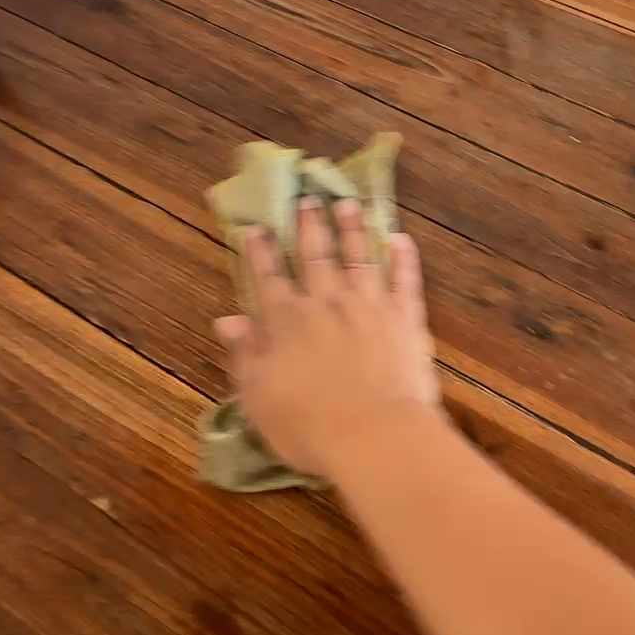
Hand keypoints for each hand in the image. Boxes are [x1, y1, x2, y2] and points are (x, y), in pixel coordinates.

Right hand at [215, 197, 445, 477]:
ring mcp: (371, 306)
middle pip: (317, 257)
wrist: (374, 435)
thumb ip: (245, 355)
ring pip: (360, 257)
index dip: (261, 252)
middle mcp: (329, 304)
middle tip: (307, 200)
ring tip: (348, 203)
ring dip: (353, 229)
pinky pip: (405, 280)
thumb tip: (228, 319)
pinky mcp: (406, 318)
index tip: (256, 227)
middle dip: (309, 227)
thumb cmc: (309, 426)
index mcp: (289, 322)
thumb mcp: (258, 398)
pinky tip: (400, 238)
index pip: (269, 279)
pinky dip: (403, 258)